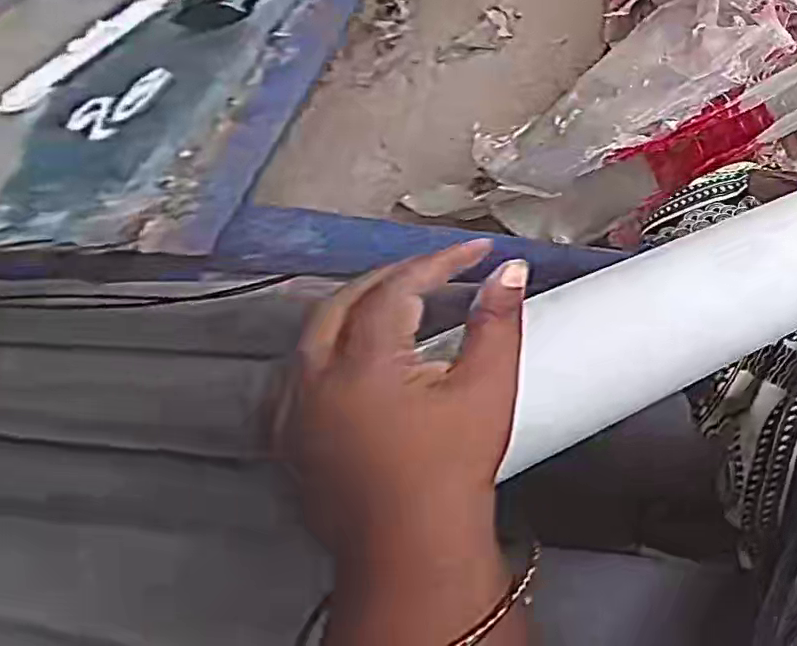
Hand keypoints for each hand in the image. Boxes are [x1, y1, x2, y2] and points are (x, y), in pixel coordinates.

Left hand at [277, 241, 526, 567]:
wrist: (414, 544)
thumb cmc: (452, 468)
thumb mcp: (488, 383)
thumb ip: (498, 319)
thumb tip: (509, 271)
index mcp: (361, 368)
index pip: (397, 288)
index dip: (440, 261)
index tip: (475, 252)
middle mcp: (312, 386)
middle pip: (344, 301)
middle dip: (396, 275)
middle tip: (441, 266)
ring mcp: (291, 415)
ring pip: (312, 333)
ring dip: (359, 304)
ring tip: (404, 298)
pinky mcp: (287, 440)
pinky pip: (297, 371)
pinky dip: (331, 343)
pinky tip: (358, 351)